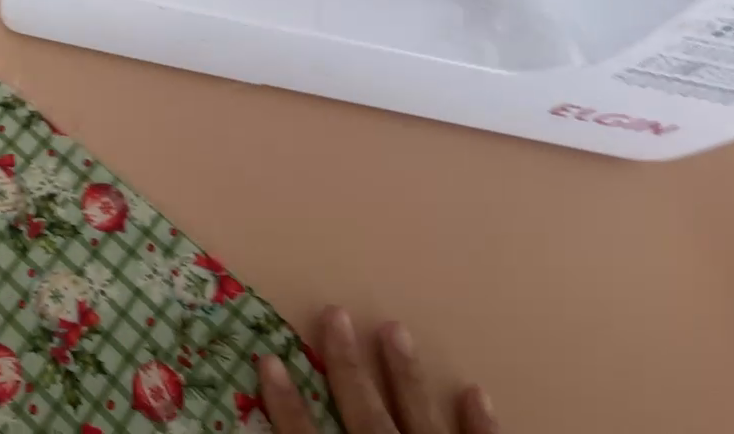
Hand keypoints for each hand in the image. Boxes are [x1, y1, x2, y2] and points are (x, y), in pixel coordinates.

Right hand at [258, 307, 497, 433]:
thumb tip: (253, 431)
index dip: (286, 403)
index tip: (267, 359)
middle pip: (364, 416)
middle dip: (347, 365)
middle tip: (335, 312)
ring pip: (421, 422)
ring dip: (406, 376)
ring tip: (395, 329)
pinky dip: (480, 425)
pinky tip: (473, 391)